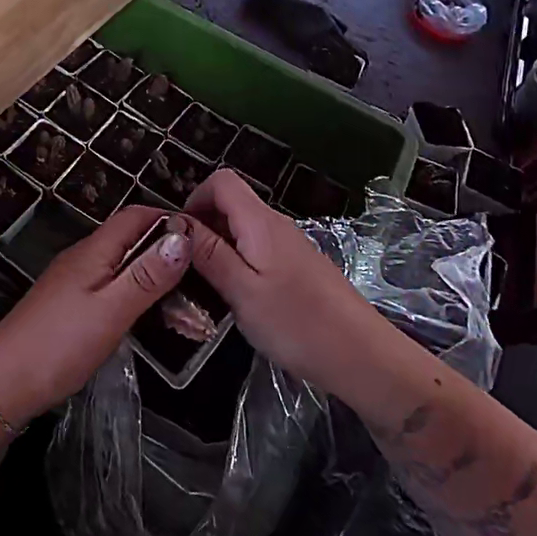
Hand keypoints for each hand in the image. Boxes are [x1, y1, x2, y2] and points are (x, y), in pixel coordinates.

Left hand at [0, 206, 188, 425]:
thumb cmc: (58, 346)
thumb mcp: (111, 310)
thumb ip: (148, 275)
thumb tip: (184, 235)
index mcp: (94, 251)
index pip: (137, 215)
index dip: (170, 219)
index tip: (204, 239)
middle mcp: (83, 258)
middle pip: (131, 238)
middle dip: (166, 249)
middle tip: (201, 274)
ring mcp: (73, 282)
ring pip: (122, 264)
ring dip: (153, 275)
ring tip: (183, 300)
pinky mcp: (68, 305)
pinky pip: (111, 286)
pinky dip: (136, 294)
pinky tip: (147, 316)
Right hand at [184, 170, 398, 393]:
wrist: (359, 354)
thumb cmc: (297, 323)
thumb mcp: (242, 291)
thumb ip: (209, 254)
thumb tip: (177, 222)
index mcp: (261, 222)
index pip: (222, 181)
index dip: (194, 199)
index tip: (177, 238)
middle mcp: (276, 225)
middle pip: (230, 205)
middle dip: (201, 229)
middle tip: (184, 271)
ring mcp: (289, 246)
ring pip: (242, 232)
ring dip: (217, 251)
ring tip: (205, 291)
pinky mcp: (297, 268)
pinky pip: (257, 252)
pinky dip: (238, 266)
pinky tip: (235, 300)